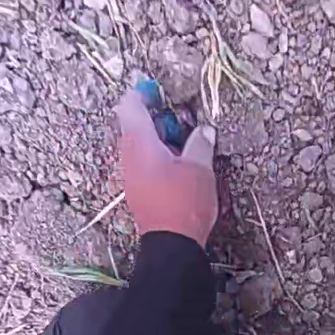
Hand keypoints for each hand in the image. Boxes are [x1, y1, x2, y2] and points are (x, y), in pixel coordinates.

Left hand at [114, 87, 217, 245]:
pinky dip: (160, 158)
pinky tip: (180, 167)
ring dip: (161, 140)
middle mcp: (129, 156)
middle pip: (135, 126)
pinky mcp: (139, 191)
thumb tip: (204, 130)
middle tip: (182, 120)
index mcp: (140, 143)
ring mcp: (131, 175)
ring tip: (186, 146)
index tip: (158, 90)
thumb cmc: (184, 202)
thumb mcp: (199, 168)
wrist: (172, 245)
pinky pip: (145, 164)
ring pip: (141, 146)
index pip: (130, 105)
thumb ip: (201, 144)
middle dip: (158, 119)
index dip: (143, 93)